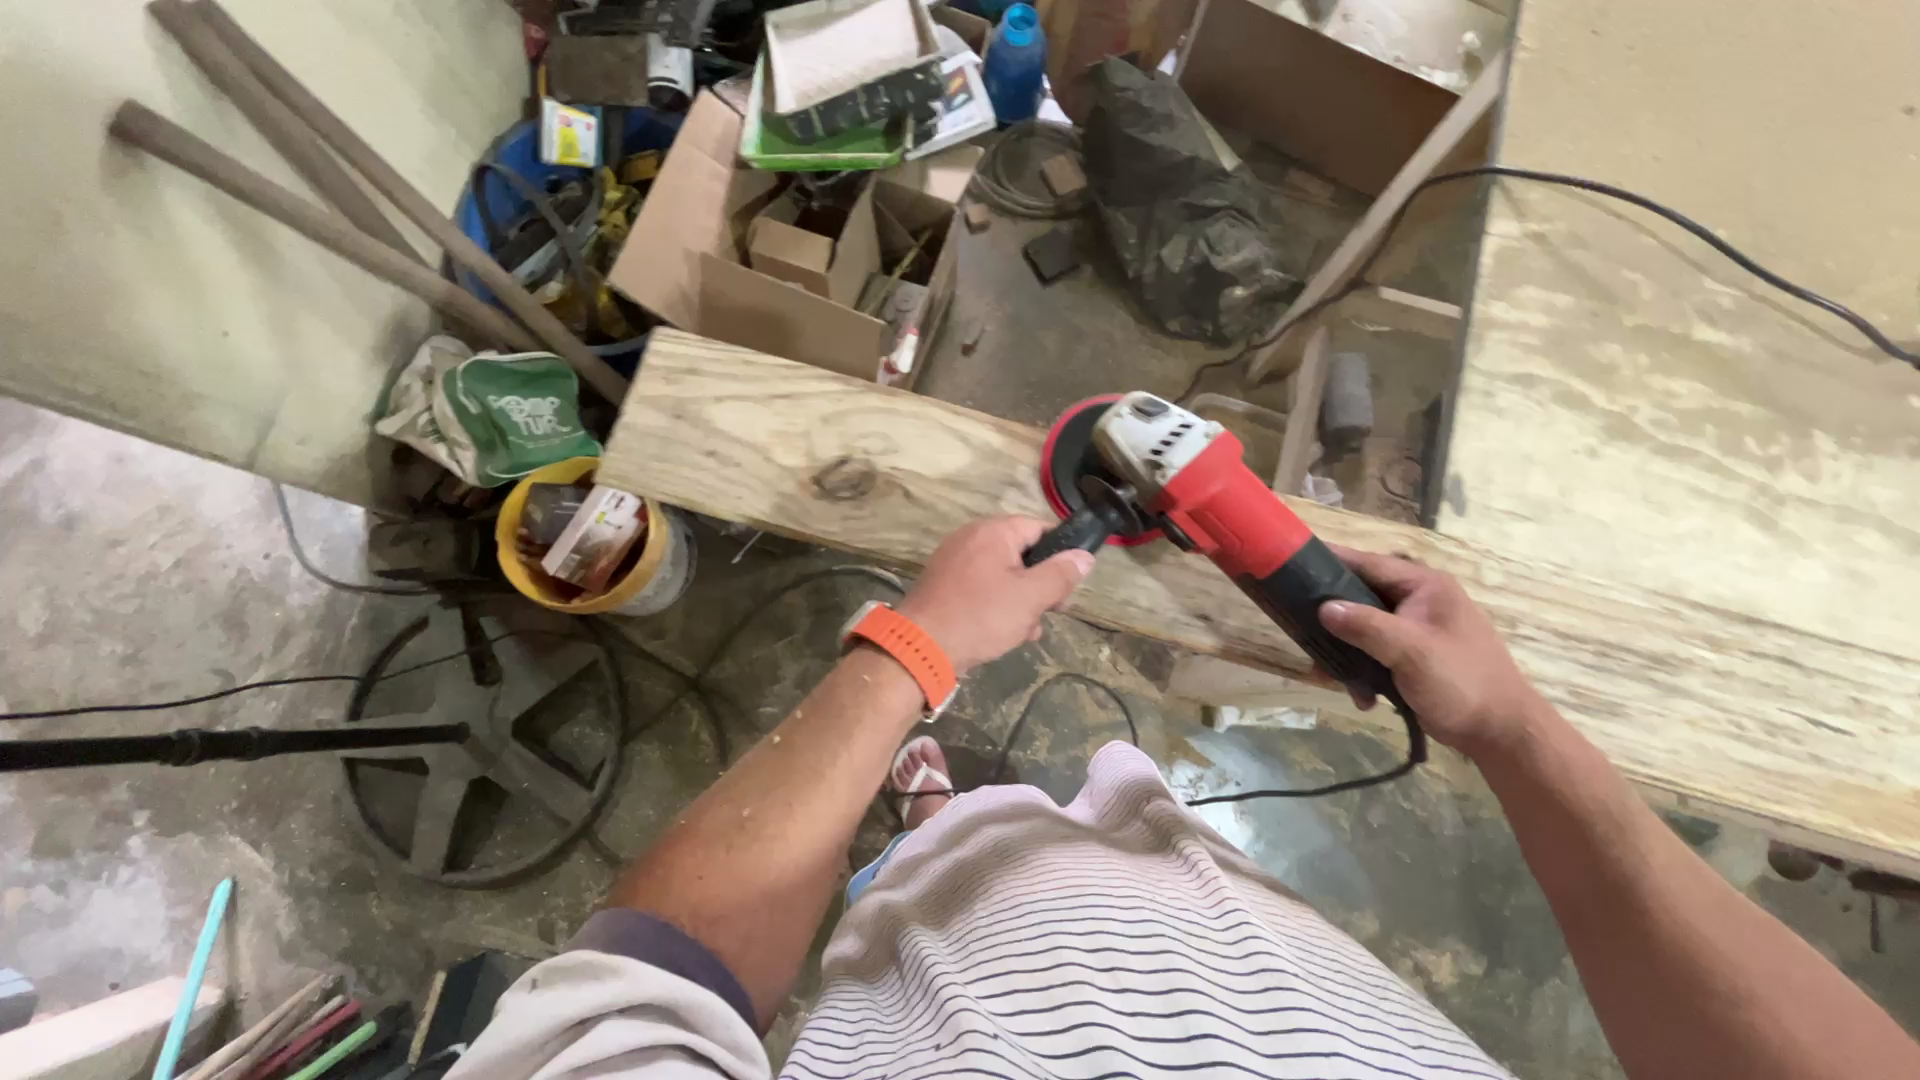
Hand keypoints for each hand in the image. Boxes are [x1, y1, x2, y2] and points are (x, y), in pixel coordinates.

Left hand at [897, 517, 1094, 672]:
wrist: (920, 648)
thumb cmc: (980, 617)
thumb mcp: (1030, 597)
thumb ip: (1061, 574)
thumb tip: (1084, 556)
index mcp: (993, 531)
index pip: (1040, 528)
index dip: (1061, 554)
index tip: (1071, 583)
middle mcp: (971, 537)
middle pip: (1021, 552)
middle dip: (1041, 583)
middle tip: (1055, 611)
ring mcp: (954, 560)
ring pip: (1003, 574)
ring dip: (1022, 600)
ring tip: (1028, 629)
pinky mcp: (944, 584)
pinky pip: (982, 587)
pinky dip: (997, 604)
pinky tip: (1006, 632)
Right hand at [1317, 544, 1547, 758]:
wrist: (1501, 733)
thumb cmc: (1462, 683)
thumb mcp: (1412, 652)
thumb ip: (1366, 626)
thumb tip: (1323, 608)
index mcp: (1423, 586)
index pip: (1365, 562)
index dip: (1327, 561)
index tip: (1288, 561)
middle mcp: (1416, 600)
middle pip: (1356, 596)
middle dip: (1330, 621)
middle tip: (1303, 635)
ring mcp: (1412, 628)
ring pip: (1358, 628)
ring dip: (1344, 654)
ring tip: (1333, 677)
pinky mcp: (1409, 655)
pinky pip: (1370, 652)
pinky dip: (1361, 671)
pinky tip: (1361, 696)